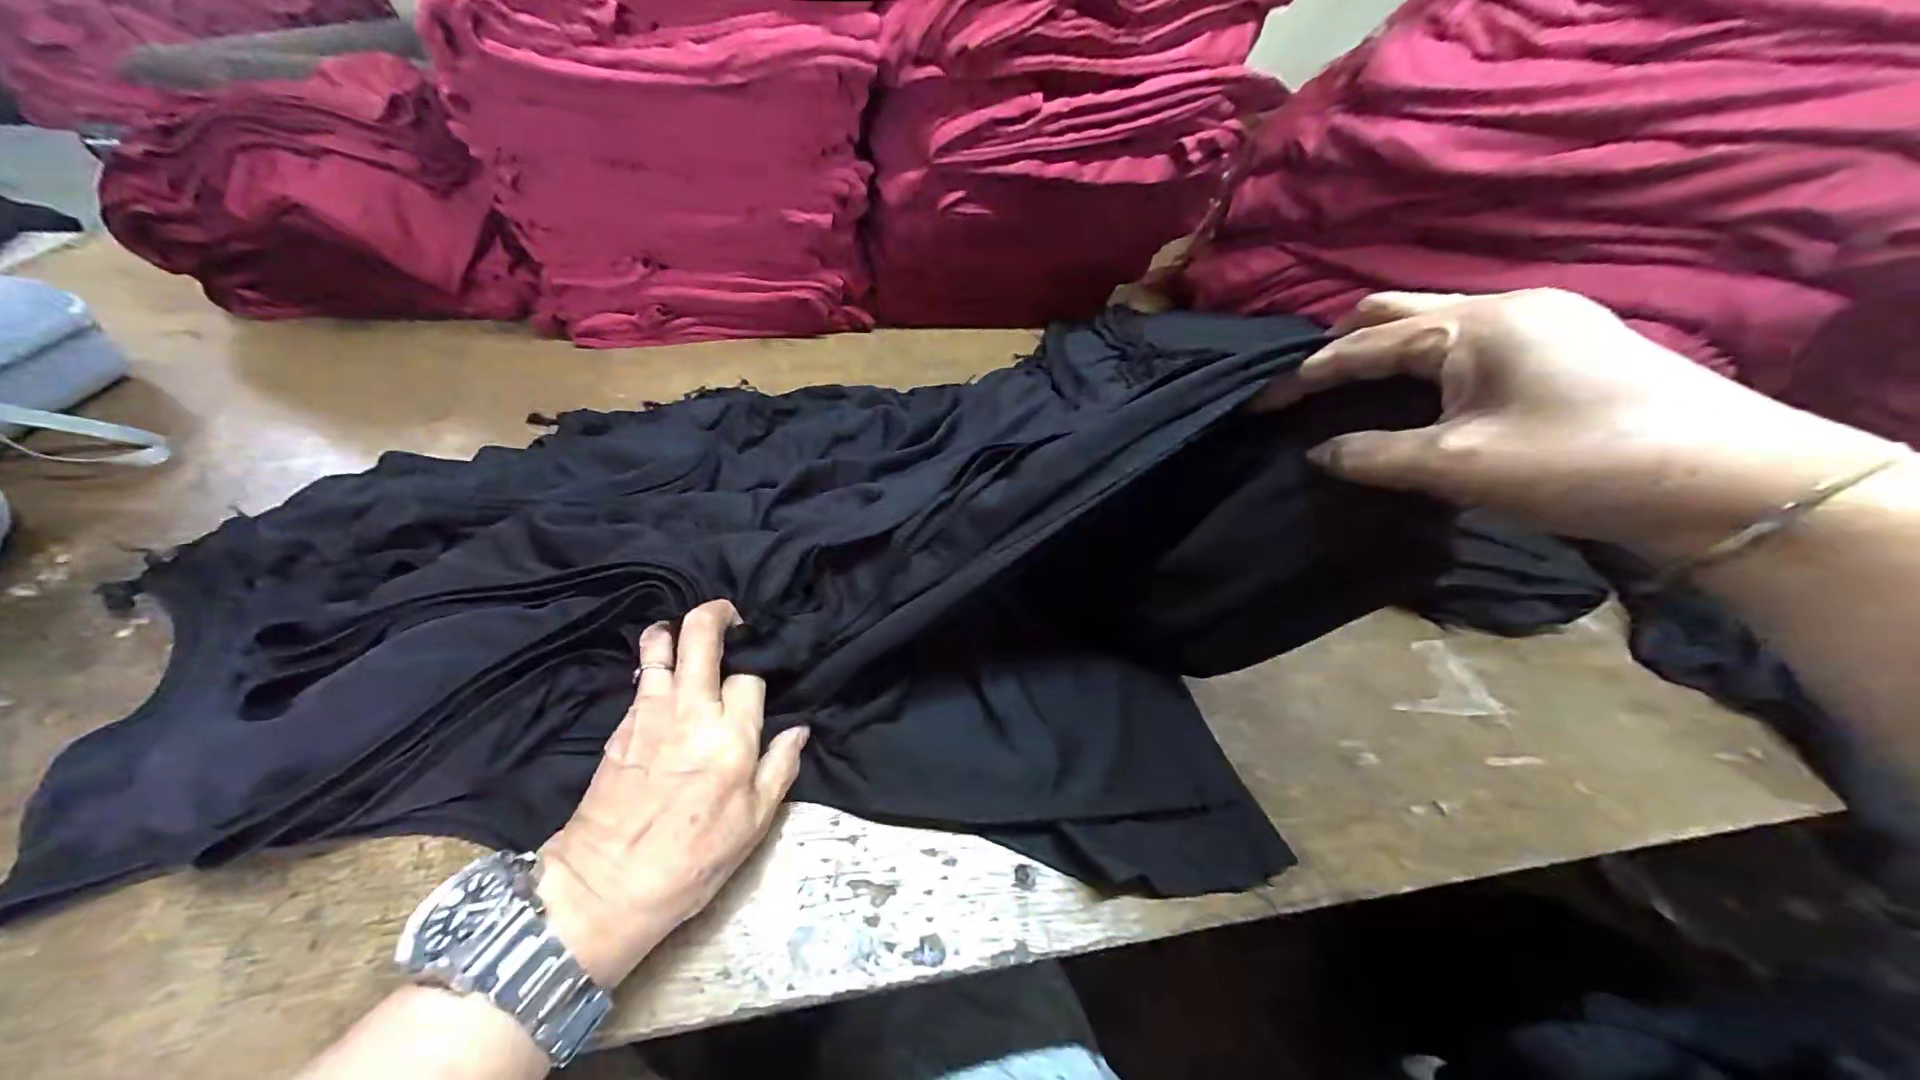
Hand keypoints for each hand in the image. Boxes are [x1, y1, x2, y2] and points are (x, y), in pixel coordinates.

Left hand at [534, 599, 808, 985]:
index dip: (758, 679)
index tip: (759, 690)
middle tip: (728, 614)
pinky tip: (661, 674)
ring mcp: (648, 714)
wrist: (602, 887)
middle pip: (700, 639)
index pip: (750, 679)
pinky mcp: (619, 727)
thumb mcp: (753, 824)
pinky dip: (652, 664)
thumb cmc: (691, 860)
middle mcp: (690, 712)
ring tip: (686, 634)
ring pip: (659, 648)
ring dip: (674, 632)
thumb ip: (779, 768)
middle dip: (715, 615)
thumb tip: (799, 731)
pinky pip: (641, 679)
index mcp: (730, 737)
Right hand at [1252, 289, 1903, 560]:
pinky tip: (1419, 393)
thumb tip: (1317, 452)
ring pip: (1435, 324)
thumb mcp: (1456, 464)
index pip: (1363, 343)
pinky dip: (1425, 361)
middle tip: (1306, 387)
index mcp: (1474, 325)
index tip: (1260, 400)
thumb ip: (1373, 454)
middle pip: (1396, 312)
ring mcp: (1543, 321)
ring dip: (1385, 352)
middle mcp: (1505, 306)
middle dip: (1341, 346)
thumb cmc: (1577, 462)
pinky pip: (1468, 340)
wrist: (1729, 482)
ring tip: (1351, 389)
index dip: (1305, 374)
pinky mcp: (1566, 345)